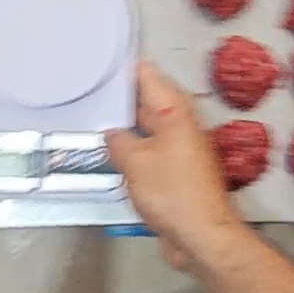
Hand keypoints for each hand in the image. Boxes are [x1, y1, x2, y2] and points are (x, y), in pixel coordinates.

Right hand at [106, 62, 249, 270]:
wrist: (202, 235)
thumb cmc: (172, 193)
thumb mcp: (135, 162)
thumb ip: (119, 142)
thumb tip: (113, 134)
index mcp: (176, 113)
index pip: (150, 77)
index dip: (128, 66)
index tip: (105, 57)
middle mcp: (181, 126)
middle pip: (150, 101)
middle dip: (124, 94)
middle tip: (91, 86)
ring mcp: (180, 149)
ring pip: (149, 127)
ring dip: (127, 123)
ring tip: (95, 116)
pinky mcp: (177, 172)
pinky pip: (151, 151)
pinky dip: (134, 147)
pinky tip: (113, 151)